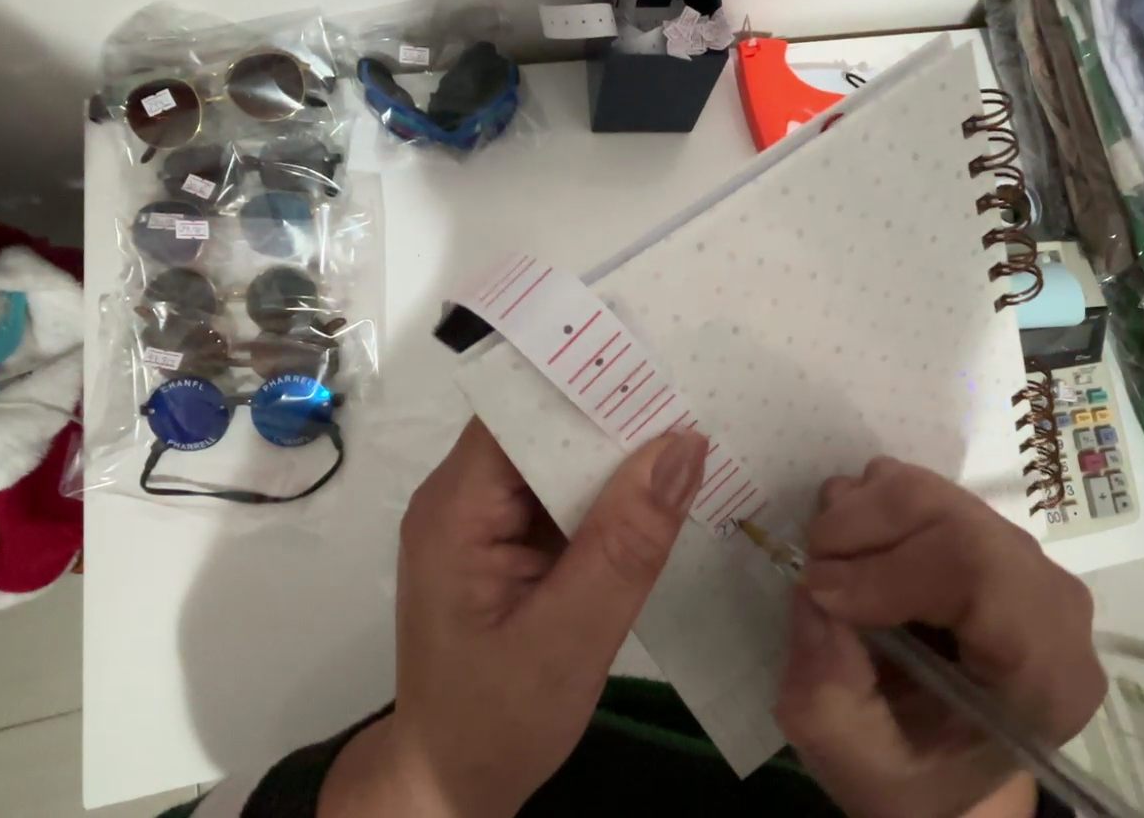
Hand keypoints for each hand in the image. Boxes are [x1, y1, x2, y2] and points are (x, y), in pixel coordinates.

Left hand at [322, 419, 709, 817]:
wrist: (450, 784)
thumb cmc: (498, 721)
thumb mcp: (571, 638)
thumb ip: (626, 543)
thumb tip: (683, 445)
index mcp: (456, 510)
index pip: (521, 413)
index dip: (586, 386)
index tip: (658, 366)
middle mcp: (460, 499)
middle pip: (540, 428)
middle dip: (612, 415)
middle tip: (693, 393)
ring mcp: (481, 521)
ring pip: (555, 459)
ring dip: (615, 453)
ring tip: (687, 431)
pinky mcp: (503, 542)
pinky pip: (559, 495)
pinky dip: (606, 492)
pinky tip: (656, 487)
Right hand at [775, 458, 1105, 817]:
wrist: (936, 761)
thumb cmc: (907, 773)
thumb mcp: (849, 756)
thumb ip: (826, 685)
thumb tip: (814, 590)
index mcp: (1043, 676)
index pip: (979, 573)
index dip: (887, 569)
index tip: (818, 593)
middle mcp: (1050, 606)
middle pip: (956, 521)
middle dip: (863, 530)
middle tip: (812, 565)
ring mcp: (1020, 560)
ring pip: (936, 491)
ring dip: (861, 511)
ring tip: (828, 555)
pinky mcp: (984, 532)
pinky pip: (924, 487)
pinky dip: (871, 502)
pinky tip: (856, 548)